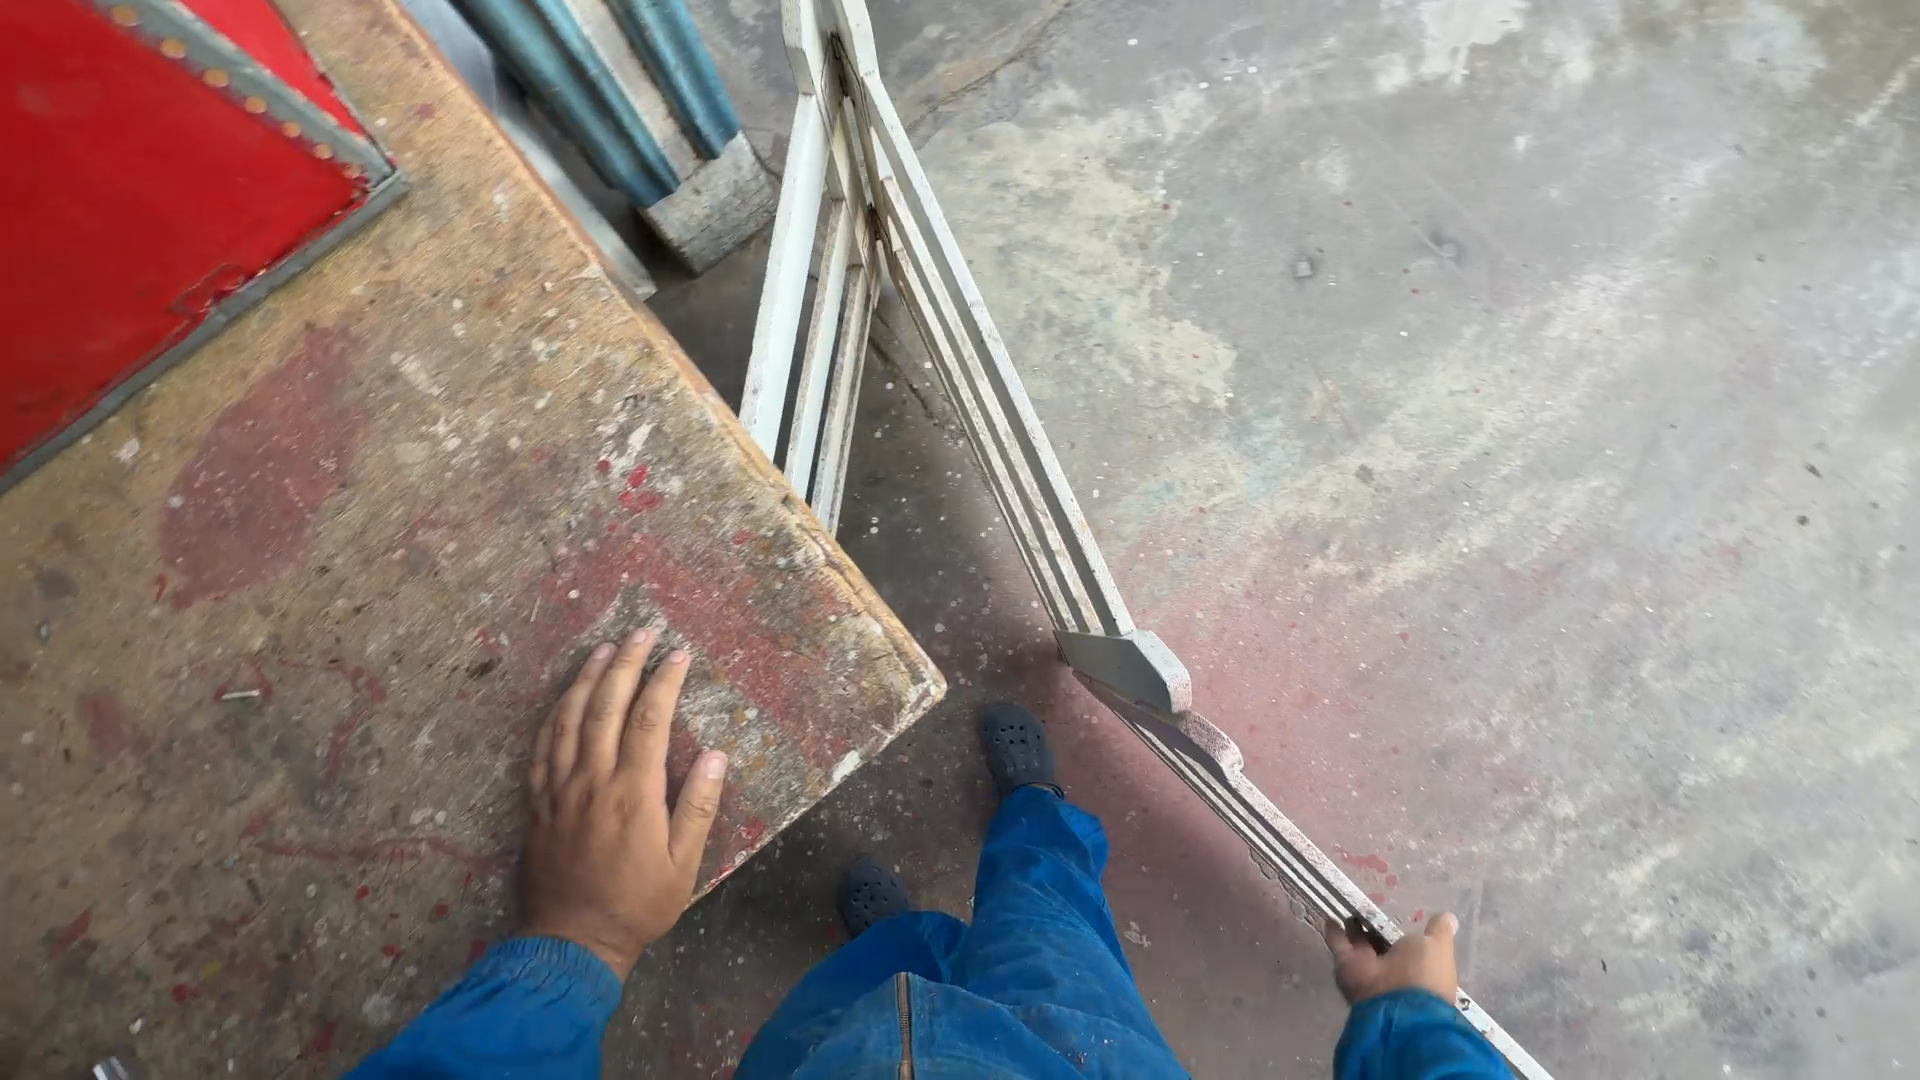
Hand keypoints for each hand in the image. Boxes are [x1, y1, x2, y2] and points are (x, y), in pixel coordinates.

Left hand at [522, 628, 728, 979]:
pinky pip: (541, 749)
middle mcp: (592, 782)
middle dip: (626, 664)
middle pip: (606, 708)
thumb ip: (698, 807)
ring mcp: (560, 791)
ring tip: (603, 649)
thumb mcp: (683, 865)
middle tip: (640, 632)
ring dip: (587, 679)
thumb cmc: (638, 905)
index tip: (679, 654)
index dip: (664, 681)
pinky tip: (564, 696)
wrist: (570, 945)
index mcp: (632, 794)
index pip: (649, 720)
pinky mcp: (538, 804)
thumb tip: (715, 755)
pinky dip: (553, 715)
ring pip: (569, 720)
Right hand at [1325, 912, 1459, 1005]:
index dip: (1402, 934)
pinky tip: (1329, 916)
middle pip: (1381, 945)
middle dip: (1375, 930)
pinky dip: (1333, 931)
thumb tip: (1449, 916)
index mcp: (1418, 967)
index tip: (1396, 916)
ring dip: (1353, 928)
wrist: (1395, 1001)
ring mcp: (1368, 968)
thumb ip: (1438, 932)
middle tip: (1367, 909)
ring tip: (1348, 908)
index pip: (1408, 948)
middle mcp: (1393, 969)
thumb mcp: (1437, 947)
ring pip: (1359, 943)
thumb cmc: (1422, 972)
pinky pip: (1338, 944)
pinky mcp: (1346, 965)